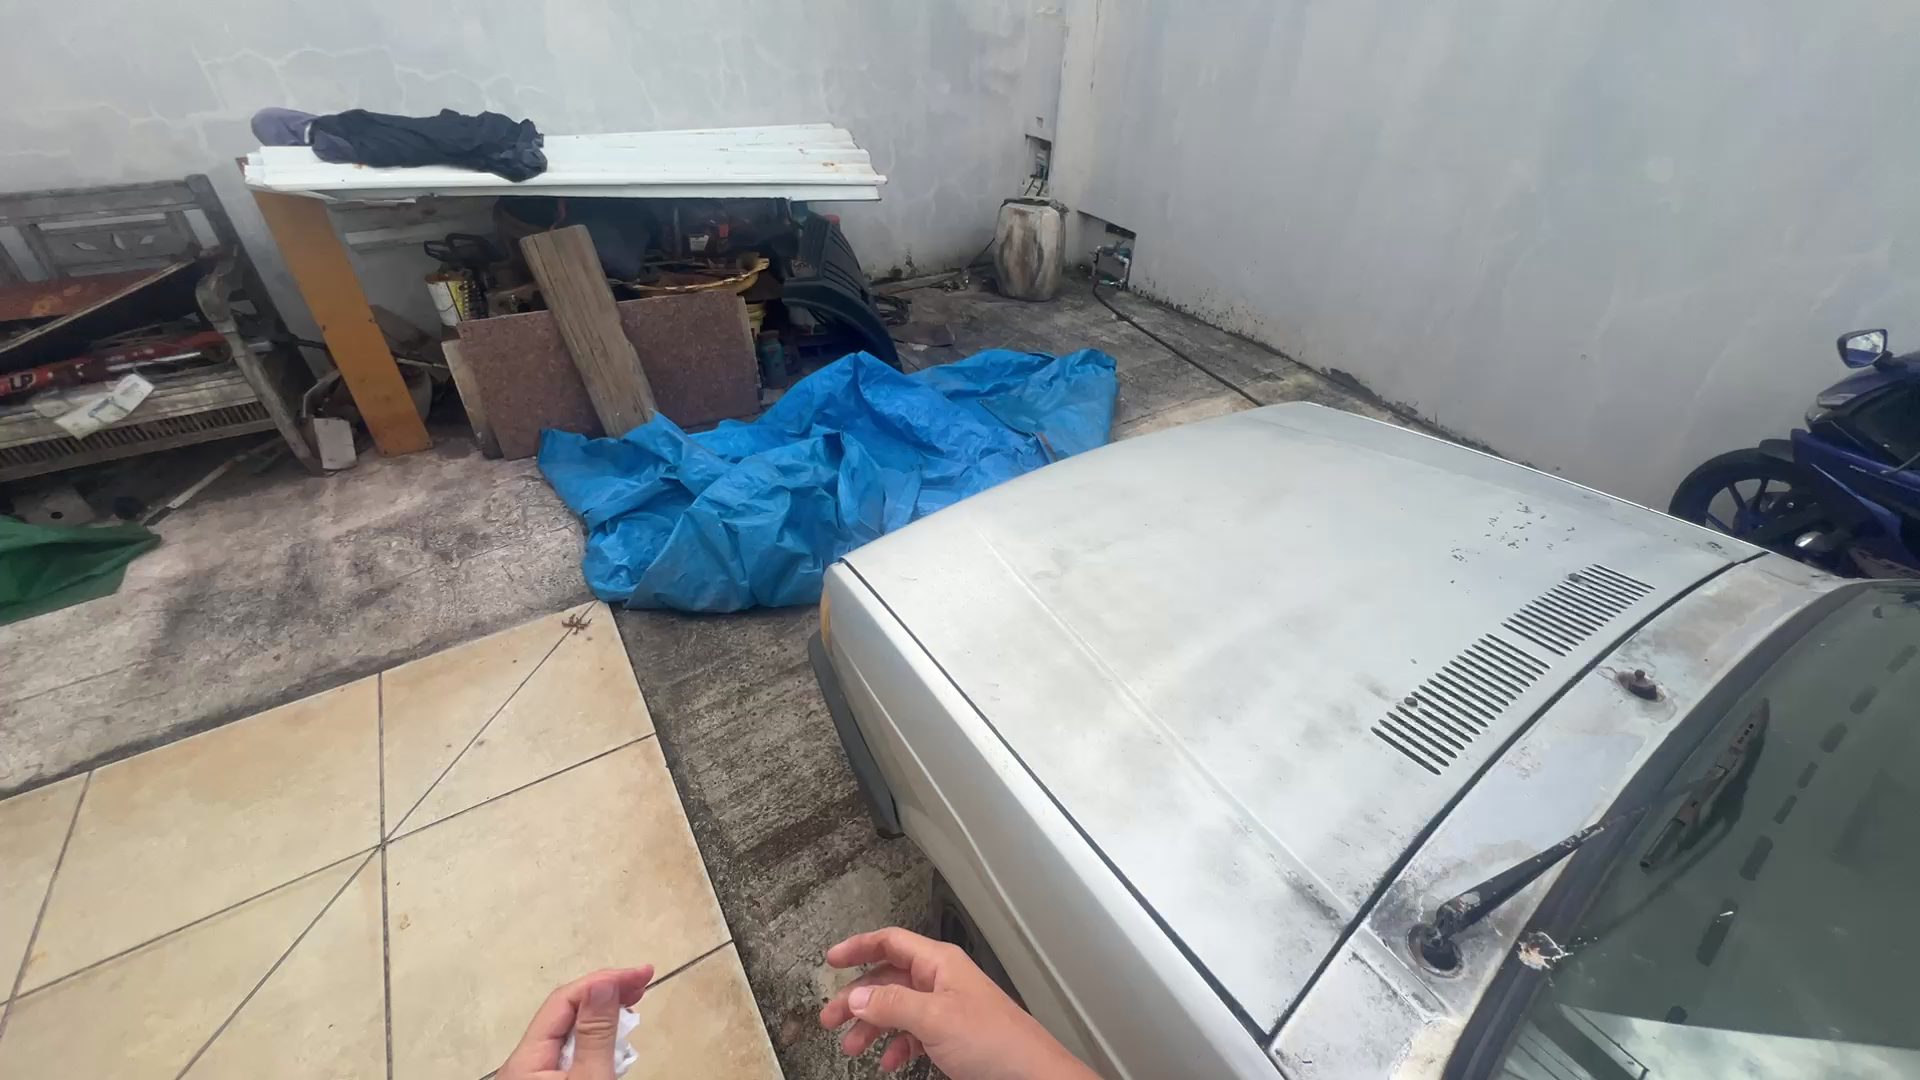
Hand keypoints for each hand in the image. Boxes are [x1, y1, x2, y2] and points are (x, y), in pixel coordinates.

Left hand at [499, 966, 653, 1079]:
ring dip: (603, 1013)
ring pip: (568, 1031)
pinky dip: (594, 1037)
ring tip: (634, 1005)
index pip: (564, 999)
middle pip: (565, 1012)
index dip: (604, 980)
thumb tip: (603, 981)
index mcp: (525, 1059)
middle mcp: (522, 1063)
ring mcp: (531, 1077)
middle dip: (606, 992)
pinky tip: (613, 1036)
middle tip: (644, 983)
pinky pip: (569, 1051)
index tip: (643, 975)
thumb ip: (595, 1033)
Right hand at [819, 927, 1100, 1079]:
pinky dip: (897, 1045)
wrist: (1029, 1075)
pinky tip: (889, 1063)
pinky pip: (914, 1032)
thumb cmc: (992, 1040)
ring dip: (873, 1026)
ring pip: (898, 1008)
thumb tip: (858, 995)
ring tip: (851, 1049)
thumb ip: (893, 1004)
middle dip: (859, 997)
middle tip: (830, 1019)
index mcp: (938, 962)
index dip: (859, 946)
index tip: (831, 959)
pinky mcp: (951, 1034)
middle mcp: (940, 979)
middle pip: (889, 978)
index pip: (891, 942)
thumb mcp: (935, 1018)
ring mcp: (946, 1006)